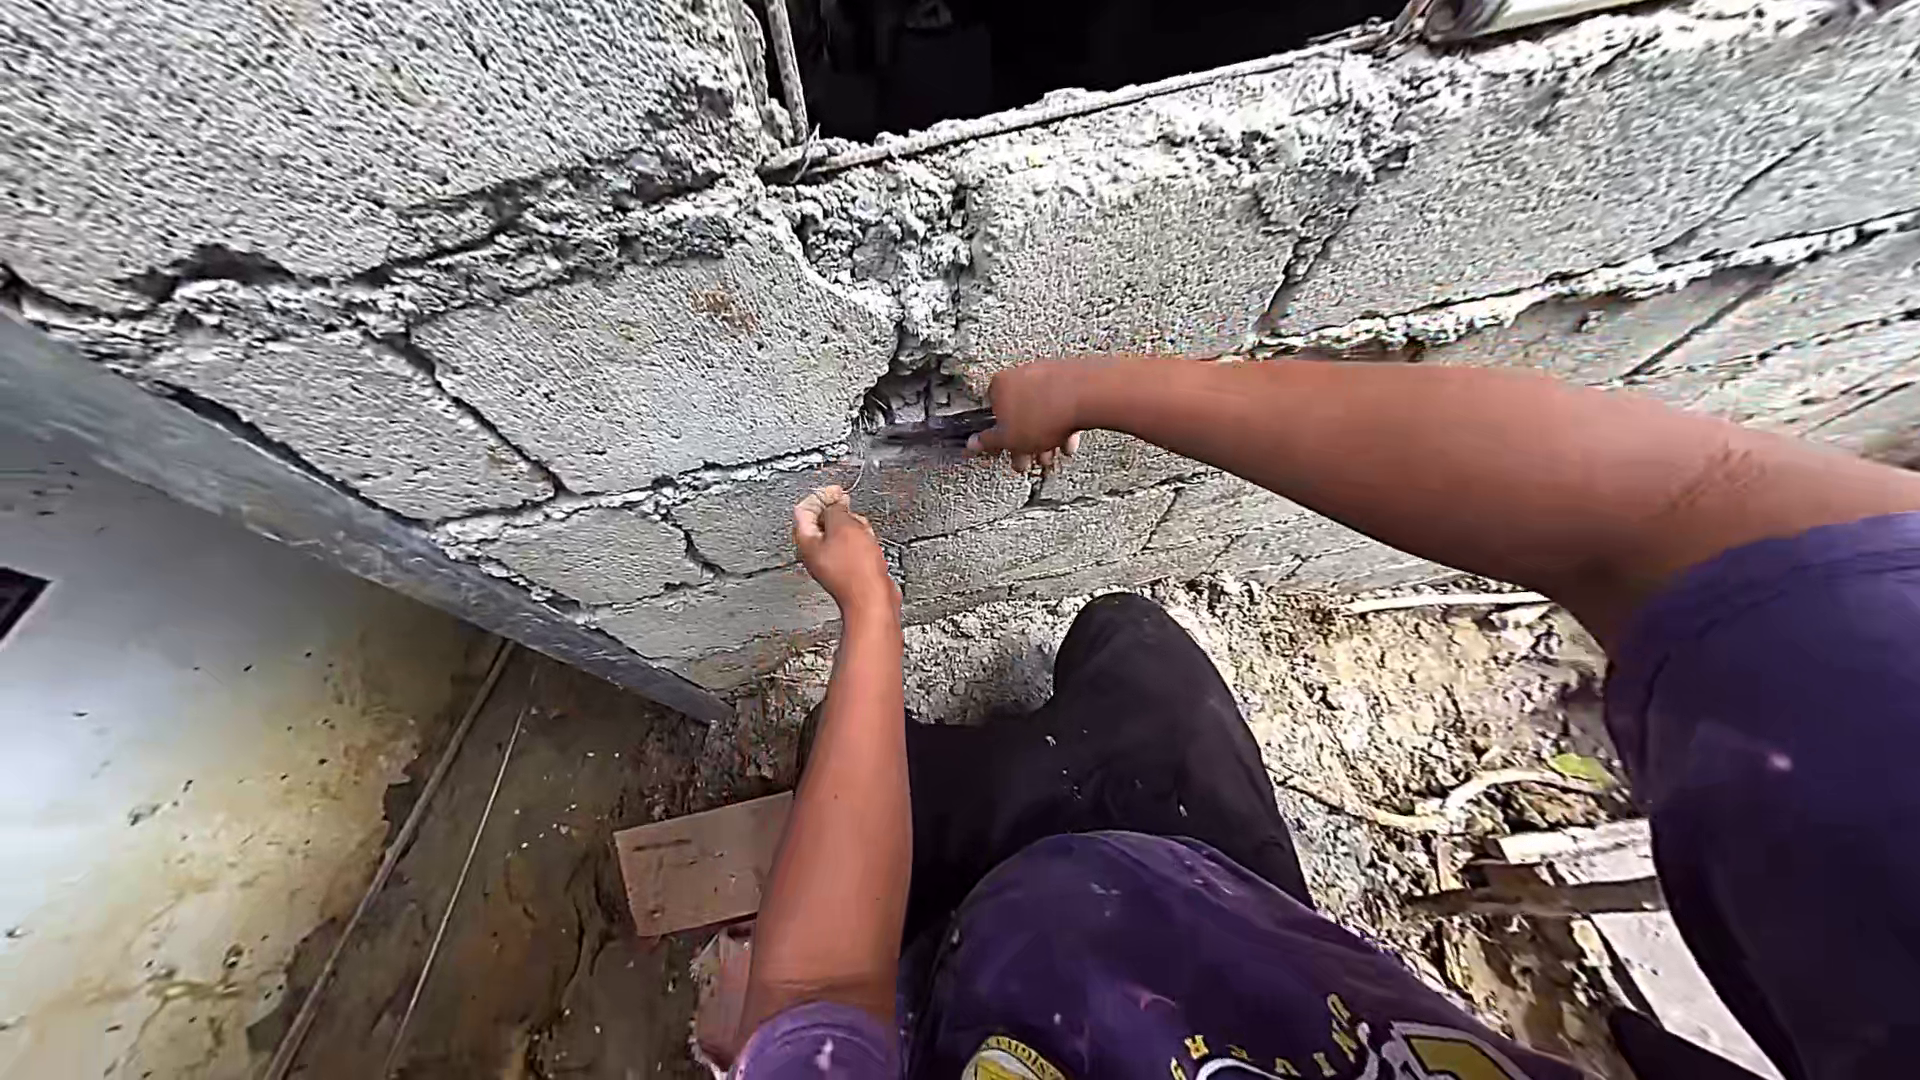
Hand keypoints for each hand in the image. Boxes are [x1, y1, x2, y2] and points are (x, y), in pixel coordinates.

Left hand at [793, 486, 898, 618]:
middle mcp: (815, 552)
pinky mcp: (848, 568)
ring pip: (840, 533)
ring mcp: (831, 561)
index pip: (804, 509)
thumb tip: (834, 503)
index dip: (821, 496)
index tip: (837, 492)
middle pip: (822, 520)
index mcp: (806, 541)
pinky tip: (870, 546)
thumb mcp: (844, 527)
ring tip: (863, 534)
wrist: (873, 599)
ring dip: (854, 527)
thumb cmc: (856, 571)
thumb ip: (835, 509)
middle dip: (840, 512)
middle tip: (851, 514)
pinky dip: (861, 541)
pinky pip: (852, 546)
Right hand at [965, 359, 1086, 473]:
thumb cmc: (1045, 414)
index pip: (992, 415)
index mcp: (999, 385)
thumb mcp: (1009, 439)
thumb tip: (973, 443)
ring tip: (1053, 453)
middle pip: (1019, 414)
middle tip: (1031, 458)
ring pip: (1042, 411)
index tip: (1008, 450)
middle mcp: (1021, 374)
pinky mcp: (1070, 377)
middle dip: (1026, 441)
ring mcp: (1047, 373)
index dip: (1001, 438)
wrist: (1087, 396)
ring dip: (1046, 436)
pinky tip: (1069, 440)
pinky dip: (1063, 423)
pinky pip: (1062, 404)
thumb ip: (989, 441)